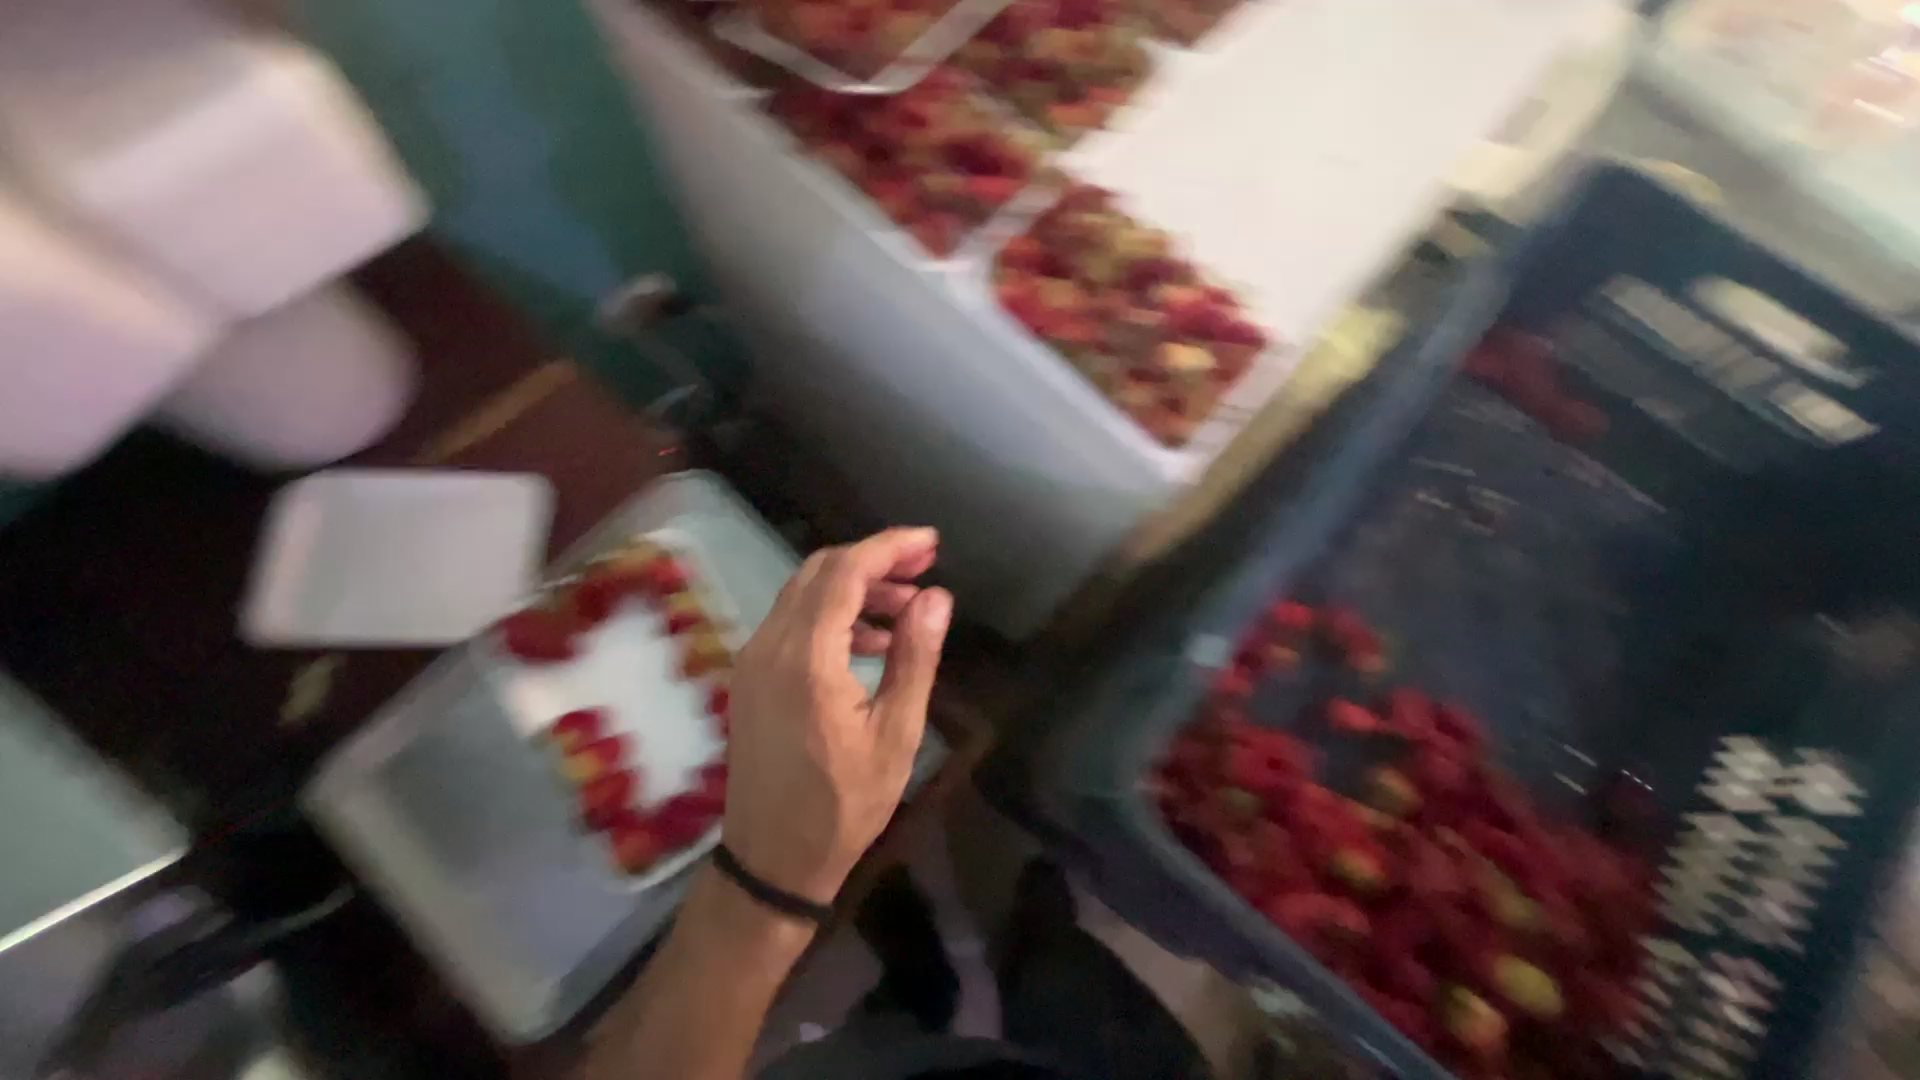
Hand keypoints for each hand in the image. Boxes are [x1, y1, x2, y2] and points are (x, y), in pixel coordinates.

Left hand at [723, 527, 952, 905]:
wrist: (772, 860)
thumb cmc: (843, 804)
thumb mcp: (896, 734)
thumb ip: (914, 657)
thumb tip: (937, 597)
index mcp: (806, 658)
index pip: (846, 572)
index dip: (890, 547)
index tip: (931, 542)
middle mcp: (769, 646)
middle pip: (819, 571)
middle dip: (873, 559)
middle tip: (924, 567)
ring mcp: (752, 660)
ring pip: (802, 593)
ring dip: (853, 587)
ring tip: (906, 607)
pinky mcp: (749, 677)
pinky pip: (790, 623)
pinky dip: (830, 614)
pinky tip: (869, 640)